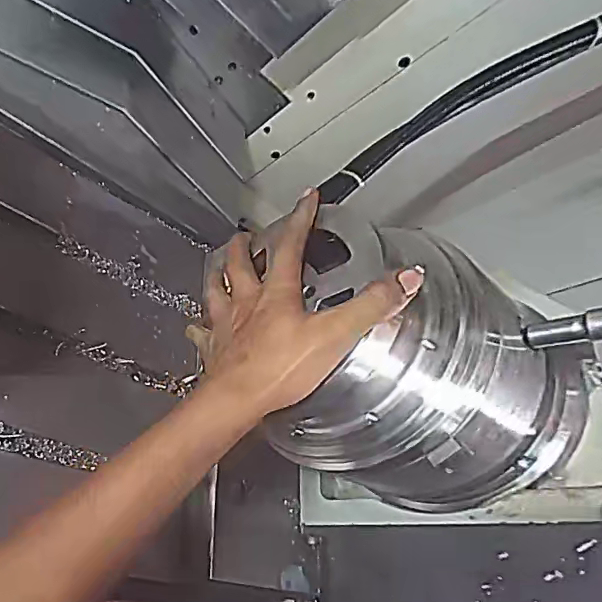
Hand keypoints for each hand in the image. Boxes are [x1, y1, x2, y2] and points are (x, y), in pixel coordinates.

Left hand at [187, 190, 423, 419]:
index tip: (306, 202)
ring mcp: (226, 327)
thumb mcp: (335, 335)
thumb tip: (405, 279)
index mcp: (276, 294)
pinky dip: (198, 327)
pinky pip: (202, 334)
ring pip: (216, 291)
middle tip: (246, 235)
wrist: (237, 400)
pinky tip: (195, 326)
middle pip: (241, 264)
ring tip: (217, 264)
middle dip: (246, 245)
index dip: (300, 220)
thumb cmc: (278, 370)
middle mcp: (246, 304)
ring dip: (217, 274)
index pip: (289, 246)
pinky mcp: (215, 352)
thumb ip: (371, 306)